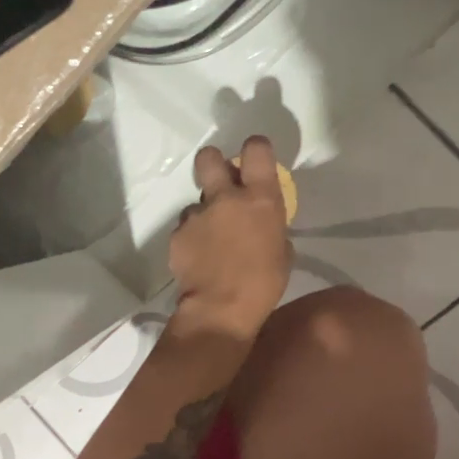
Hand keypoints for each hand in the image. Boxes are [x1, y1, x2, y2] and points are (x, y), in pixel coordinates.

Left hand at [169, 137, 291, 337]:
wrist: (221, 308)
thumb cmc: (263, 283)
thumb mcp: (281, 249)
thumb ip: (269, 225)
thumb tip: (257, 223)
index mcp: (260, 198)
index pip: (256, 150)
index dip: (254, 149)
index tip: (253, 159)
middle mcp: (225, 198)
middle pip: (208, 158)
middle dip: (212, 163)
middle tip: (217, 180)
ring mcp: (197, 216)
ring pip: (195, 203)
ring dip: (202, 215)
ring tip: (209, 241)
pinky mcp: (177, 236)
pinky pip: (185, 230)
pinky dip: (191, 240)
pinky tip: (197, 259)